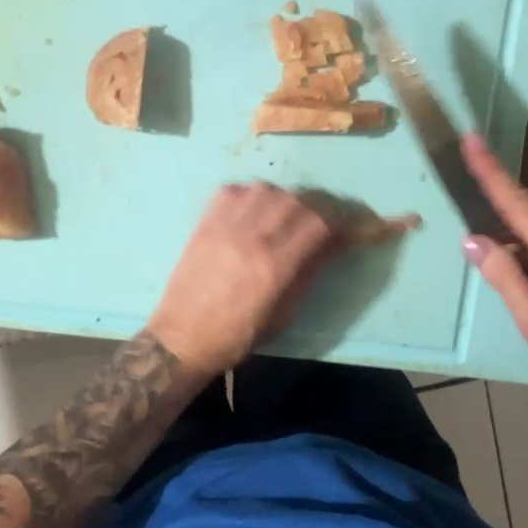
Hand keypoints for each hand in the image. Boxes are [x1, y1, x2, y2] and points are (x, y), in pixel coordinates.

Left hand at [146, 183, 334, 376]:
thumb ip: (308, 274)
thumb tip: (332, 246)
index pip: (319, 223)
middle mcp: (252, 238)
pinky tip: (254, 210)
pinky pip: (234, 190)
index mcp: (275, 266)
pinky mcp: (204, 222)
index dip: (339, 220)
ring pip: (267, 189)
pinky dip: (251, 195)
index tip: (345, 227)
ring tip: (286, 214)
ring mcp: (224, 226)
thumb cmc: (237, 336)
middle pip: (296, 200)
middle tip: (320, 220)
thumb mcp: (283, 314)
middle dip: (316, 207)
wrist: (182, 339)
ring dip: (284, 198)